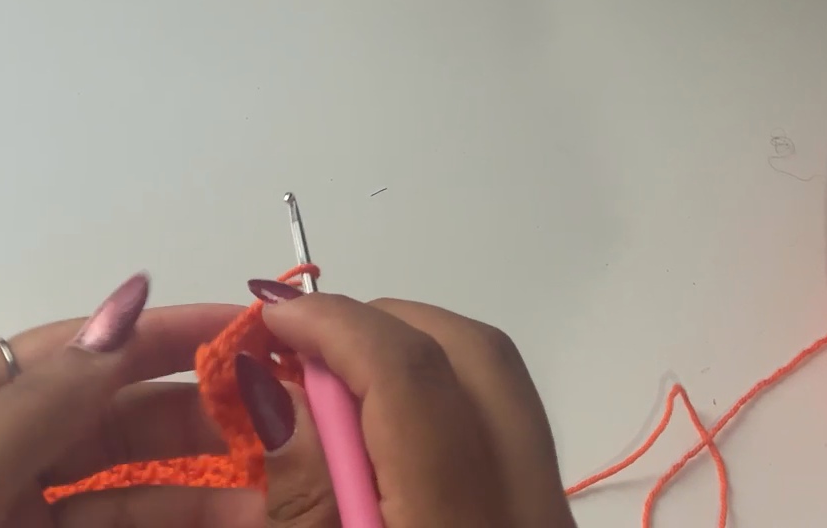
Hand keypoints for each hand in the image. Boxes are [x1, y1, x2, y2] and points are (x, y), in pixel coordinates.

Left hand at [0, 274, 259, 527]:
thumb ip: (39, 401)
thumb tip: (129, 297)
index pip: (80, 350)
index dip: (165, 332)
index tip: (246, 329)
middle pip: (110, 420)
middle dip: (192, 413)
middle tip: (275, 418)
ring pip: (115, 499)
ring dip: (189, 499)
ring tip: (260, 505)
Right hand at [247, 287, 576, 527]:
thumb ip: (304, 495)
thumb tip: (273, 389)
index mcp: (463, 524)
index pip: (411, 377)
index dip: (336, 326)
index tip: (273, 318)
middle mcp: (532, 508)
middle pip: (476, 353)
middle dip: (383, 321)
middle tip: (309, 345)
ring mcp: (553, 510)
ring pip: (499, 377)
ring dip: (417, 350)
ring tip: (344, 382)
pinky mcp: (553, 517)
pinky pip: (508, 418)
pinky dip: (447, 393)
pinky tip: (393, 430)